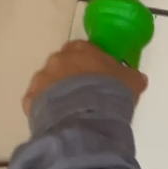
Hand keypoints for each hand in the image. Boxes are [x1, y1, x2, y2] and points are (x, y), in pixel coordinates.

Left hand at [22, 40, 147, 115]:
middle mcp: (57, 59)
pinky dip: (47, 108)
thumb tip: (137, 78)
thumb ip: (131, 77)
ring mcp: (41, 79)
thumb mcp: (131, 82)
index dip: (90, 62)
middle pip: (63, 64)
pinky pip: (39, 102)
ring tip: (73, 110)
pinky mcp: (30, 99)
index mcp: (81, 49)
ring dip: (58, 92)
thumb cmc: (111, 92)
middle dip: (72, 76)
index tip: (98, 75)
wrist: (86, 116)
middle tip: (85, 93)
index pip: (83, 49)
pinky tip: (61, 119)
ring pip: (49, 83)